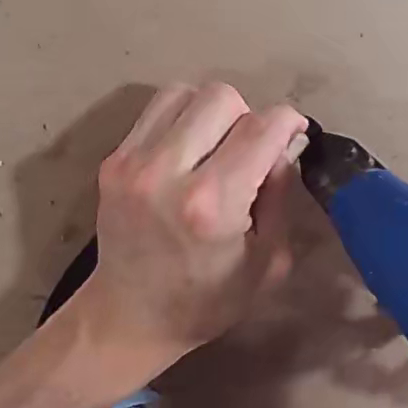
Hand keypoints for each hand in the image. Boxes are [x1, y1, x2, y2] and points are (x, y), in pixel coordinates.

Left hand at [78, 82, 307, 369]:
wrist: (129, 315)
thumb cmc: (207, 301)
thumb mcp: (267, 262)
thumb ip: (280, 195)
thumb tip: (285, 143)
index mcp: (213, 205)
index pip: (262, 128)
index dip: (288, 121)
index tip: (294, 134)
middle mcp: (168, 173)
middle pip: (221, 97)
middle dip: (248, 116)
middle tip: (249, 148)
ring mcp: (133, 162)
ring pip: (185, 92)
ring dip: (211, 111)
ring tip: (215, 145)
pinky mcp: (113, 160)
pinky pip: (156, 109)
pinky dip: (181, 117)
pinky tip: (187, 148)